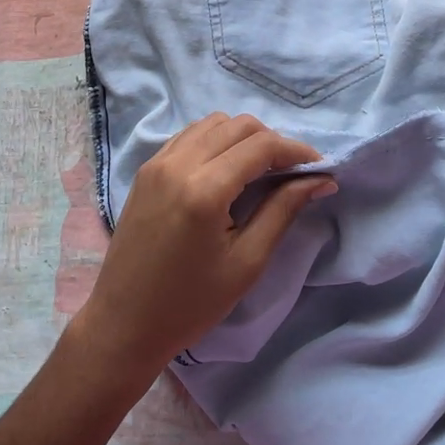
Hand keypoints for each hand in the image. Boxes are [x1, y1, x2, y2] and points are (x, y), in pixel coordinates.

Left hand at [73, 113, 335, 370]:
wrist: (125, 321)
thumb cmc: (191, 303)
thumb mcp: (246, 262)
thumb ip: (283, 211)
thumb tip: (319, 180)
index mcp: (204, 188)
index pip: (261, 145)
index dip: (296, 151)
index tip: (319, 169)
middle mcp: (179, 163)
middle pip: (238, 125)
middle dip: (271, 141)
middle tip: (290, 174)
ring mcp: (158, 161)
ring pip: (212, 123)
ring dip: (242, 137)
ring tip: (260, 171)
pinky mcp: (147, 168)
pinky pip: (189, 135)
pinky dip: (215, 140)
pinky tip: (225, 170)